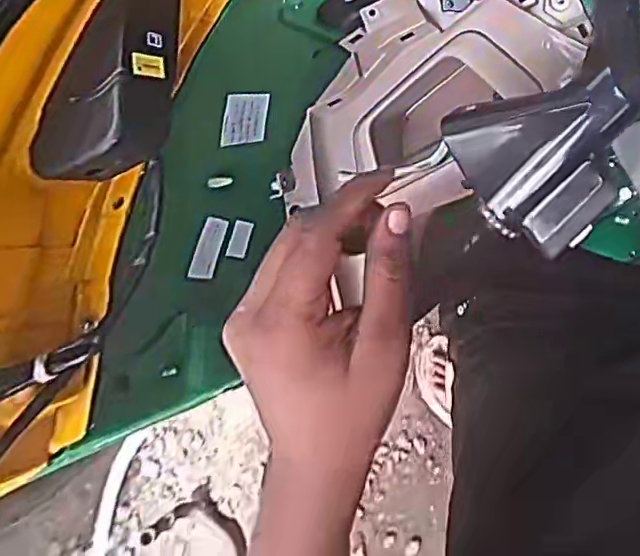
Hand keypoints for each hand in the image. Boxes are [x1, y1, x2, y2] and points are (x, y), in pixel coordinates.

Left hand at [223, 172, 412, 495]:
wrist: (317, 461)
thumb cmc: (350, 414)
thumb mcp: (384, 341)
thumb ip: (390, 272)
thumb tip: (395, 216)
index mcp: (279, 322)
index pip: (315, 234)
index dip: (353, 199)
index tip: (384, 179)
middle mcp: (250, 314)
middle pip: (298, 231)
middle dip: (346, 212)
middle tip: (387, 213)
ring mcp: (244, 315)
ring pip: (290, 241)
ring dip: (334, 228)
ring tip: (373, 236)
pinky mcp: (250, 317)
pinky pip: (284, 261)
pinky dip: (320, 248)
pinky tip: (348, 257)